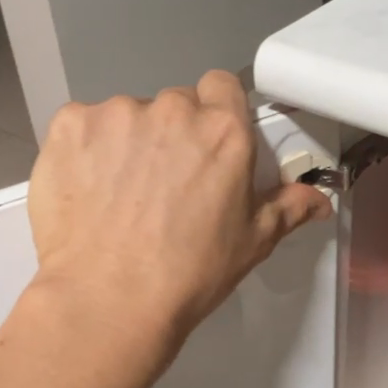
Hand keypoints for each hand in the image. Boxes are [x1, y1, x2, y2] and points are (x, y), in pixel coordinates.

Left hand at [27, 70, 331, 338]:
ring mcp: (115, 114)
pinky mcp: (68, 127)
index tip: (207, 146)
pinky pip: (83, 127)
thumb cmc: (190, 274)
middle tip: (165, 185)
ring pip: (127, 117)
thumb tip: (319, 200)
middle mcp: (172, 110)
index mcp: (224, 131)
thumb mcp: (251, 242)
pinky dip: (87, 151)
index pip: (222, 87)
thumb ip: (287, 208)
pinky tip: (87, 191)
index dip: (215, 113)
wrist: (109, 300)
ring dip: (128, 144)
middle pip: (175, 105)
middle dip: (172, 135)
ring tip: (121, 196)